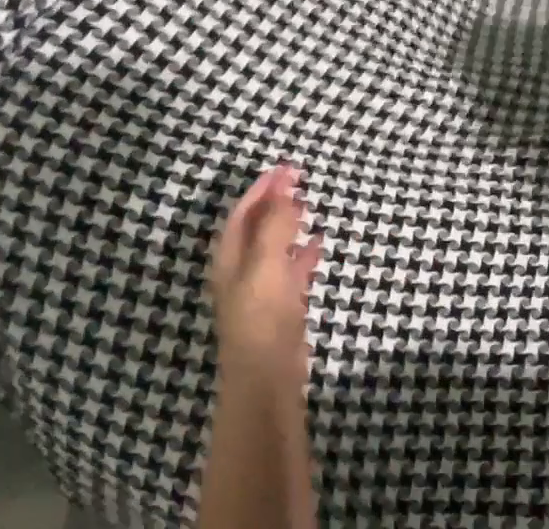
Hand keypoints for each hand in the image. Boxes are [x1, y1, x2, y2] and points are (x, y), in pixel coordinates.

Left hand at [210, 164, 321, 385]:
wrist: (267, 380)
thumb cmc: (260, 318)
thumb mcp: (265, 265)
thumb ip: (274, 227)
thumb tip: (283, 190)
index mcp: (230, 259)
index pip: (243, 213)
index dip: (262, 189)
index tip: (286, 168)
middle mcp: (242, 271)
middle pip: (257, 227)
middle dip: (274, 203)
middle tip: (298, 180)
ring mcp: (262, 291)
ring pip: (274, 248)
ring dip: (289, 225)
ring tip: (308, 205)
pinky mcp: (282, 309)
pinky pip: (292, 271)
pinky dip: (303, 254)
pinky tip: (319, 244)